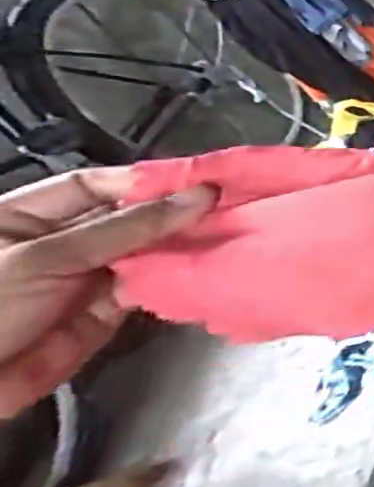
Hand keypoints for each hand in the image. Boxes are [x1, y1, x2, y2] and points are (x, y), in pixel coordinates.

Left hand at [0, 169, 214, 418]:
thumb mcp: (43, 259)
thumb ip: (126, 226)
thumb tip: (202, 194)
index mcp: (20, 221)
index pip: (93, 185)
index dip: (146, 181)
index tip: (204, 180)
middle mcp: (57, 243)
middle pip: (130, 216)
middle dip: (180, 211)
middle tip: (237, 204)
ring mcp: (85, 276)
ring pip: (151, 248)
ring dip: (189, 241)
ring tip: (238, 230)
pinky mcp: (110, 306)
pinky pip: (157, 282)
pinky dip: (186, 274)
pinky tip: (217, 264)